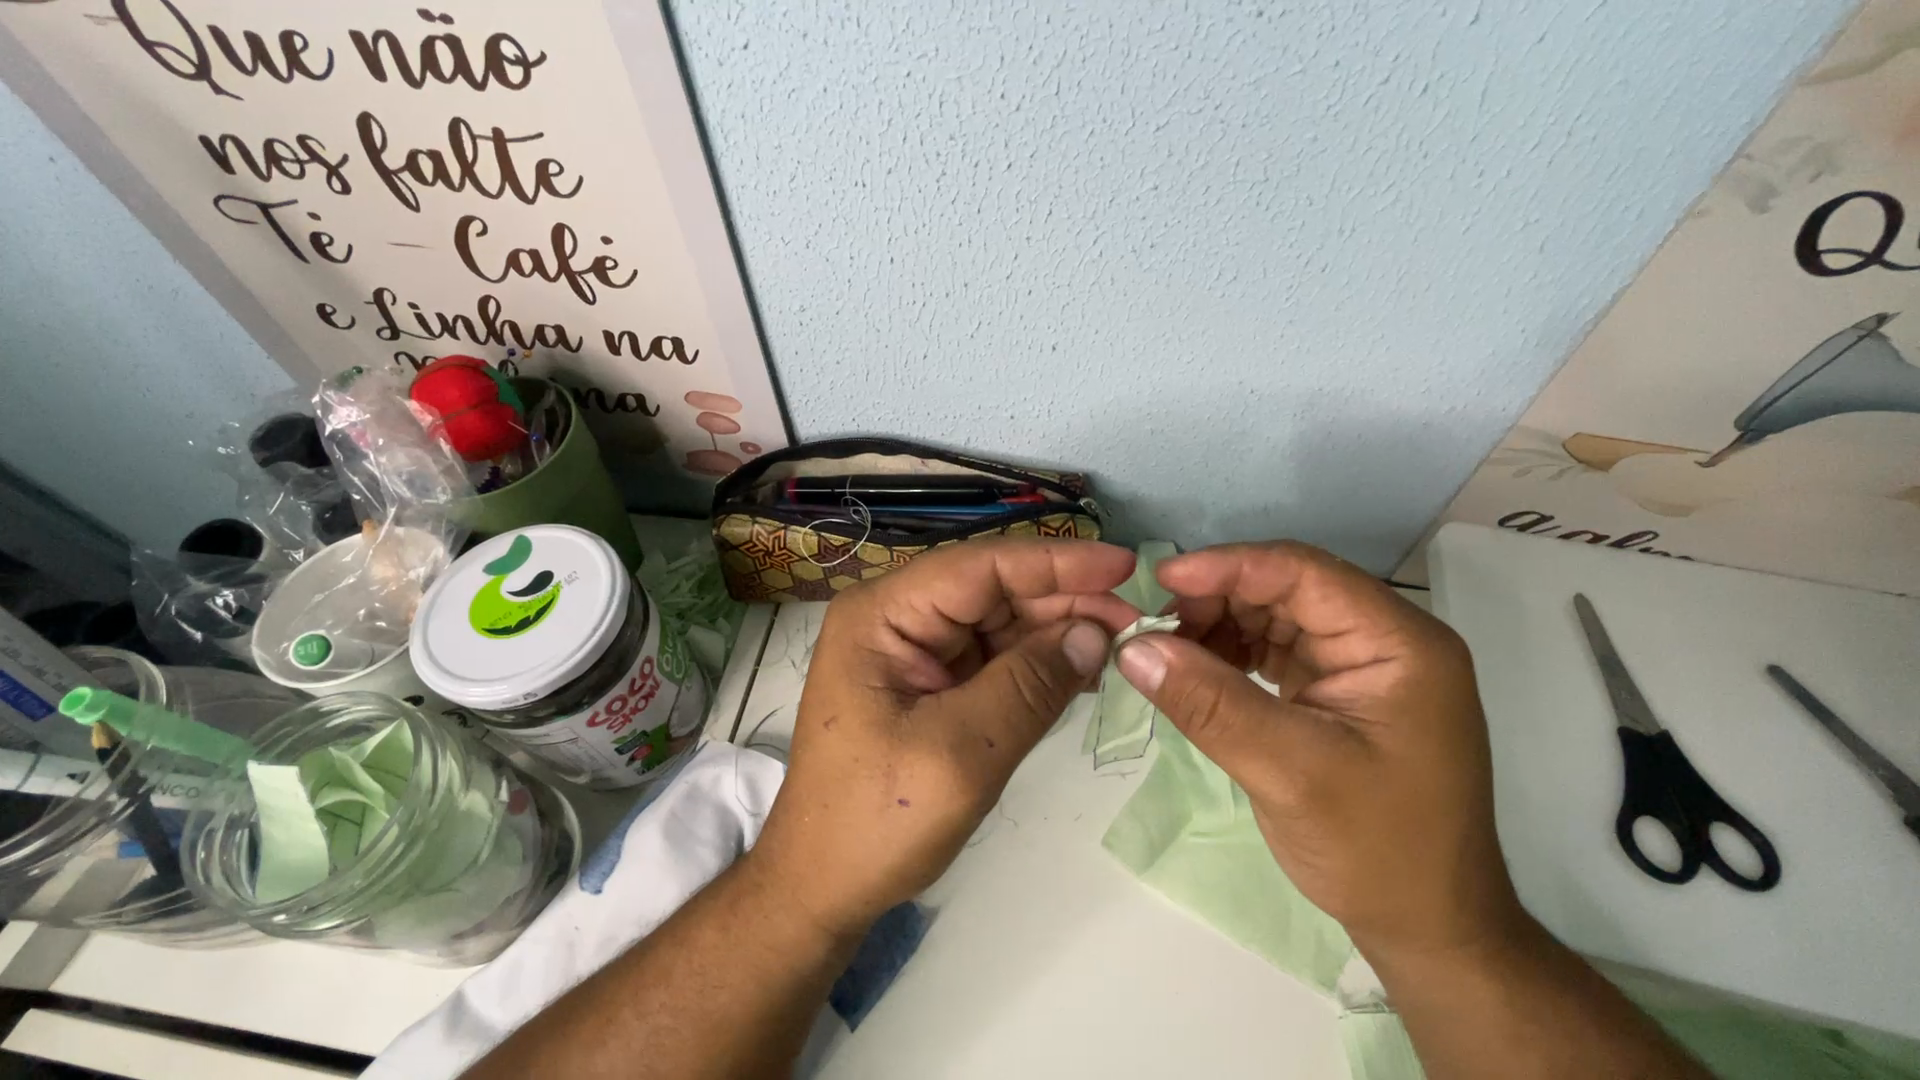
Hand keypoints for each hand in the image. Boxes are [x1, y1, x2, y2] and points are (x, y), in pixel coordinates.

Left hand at [750, 537, 1140, 938]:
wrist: (823, 886)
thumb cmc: (877, 821)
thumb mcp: (962, 752)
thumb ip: (1030, 686)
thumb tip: (1097, 633)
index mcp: (883, 616)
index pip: (980, 567)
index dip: (1056, 562)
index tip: (1124, 566)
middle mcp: (896, 620)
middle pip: (993, 590)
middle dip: (1064, 600)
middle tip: (1136, 620)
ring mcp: (912, 653)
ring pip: (999, 622)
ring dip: (1057, 632)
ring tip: (1120, 644)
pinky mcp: (929, 685)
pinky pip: (993, 659)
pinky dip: (1038, 664)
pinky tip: (1082, 672)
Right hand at [1113, 541, 1525, 961]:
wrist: (1427, 924)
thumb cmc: (1376, 847)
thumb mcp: (1289, 772)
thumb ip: (1210, 703)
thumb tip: (1132, 647)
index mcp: (1398, 642)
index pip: (1304, 572)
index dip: (1228, 567)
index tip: (1160, 580)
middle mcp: (1383, 641)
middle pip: (1287, 590)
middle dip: (1217, 600)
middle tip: (1153, 626)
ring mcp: (1361, 668)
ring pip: (1275, 618)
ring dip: (1218, 627)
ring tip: (1164, 650)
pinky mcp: (1337, 695)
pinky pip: (1275, 653)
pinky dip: (1230, 657)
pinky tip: (1193, 672)